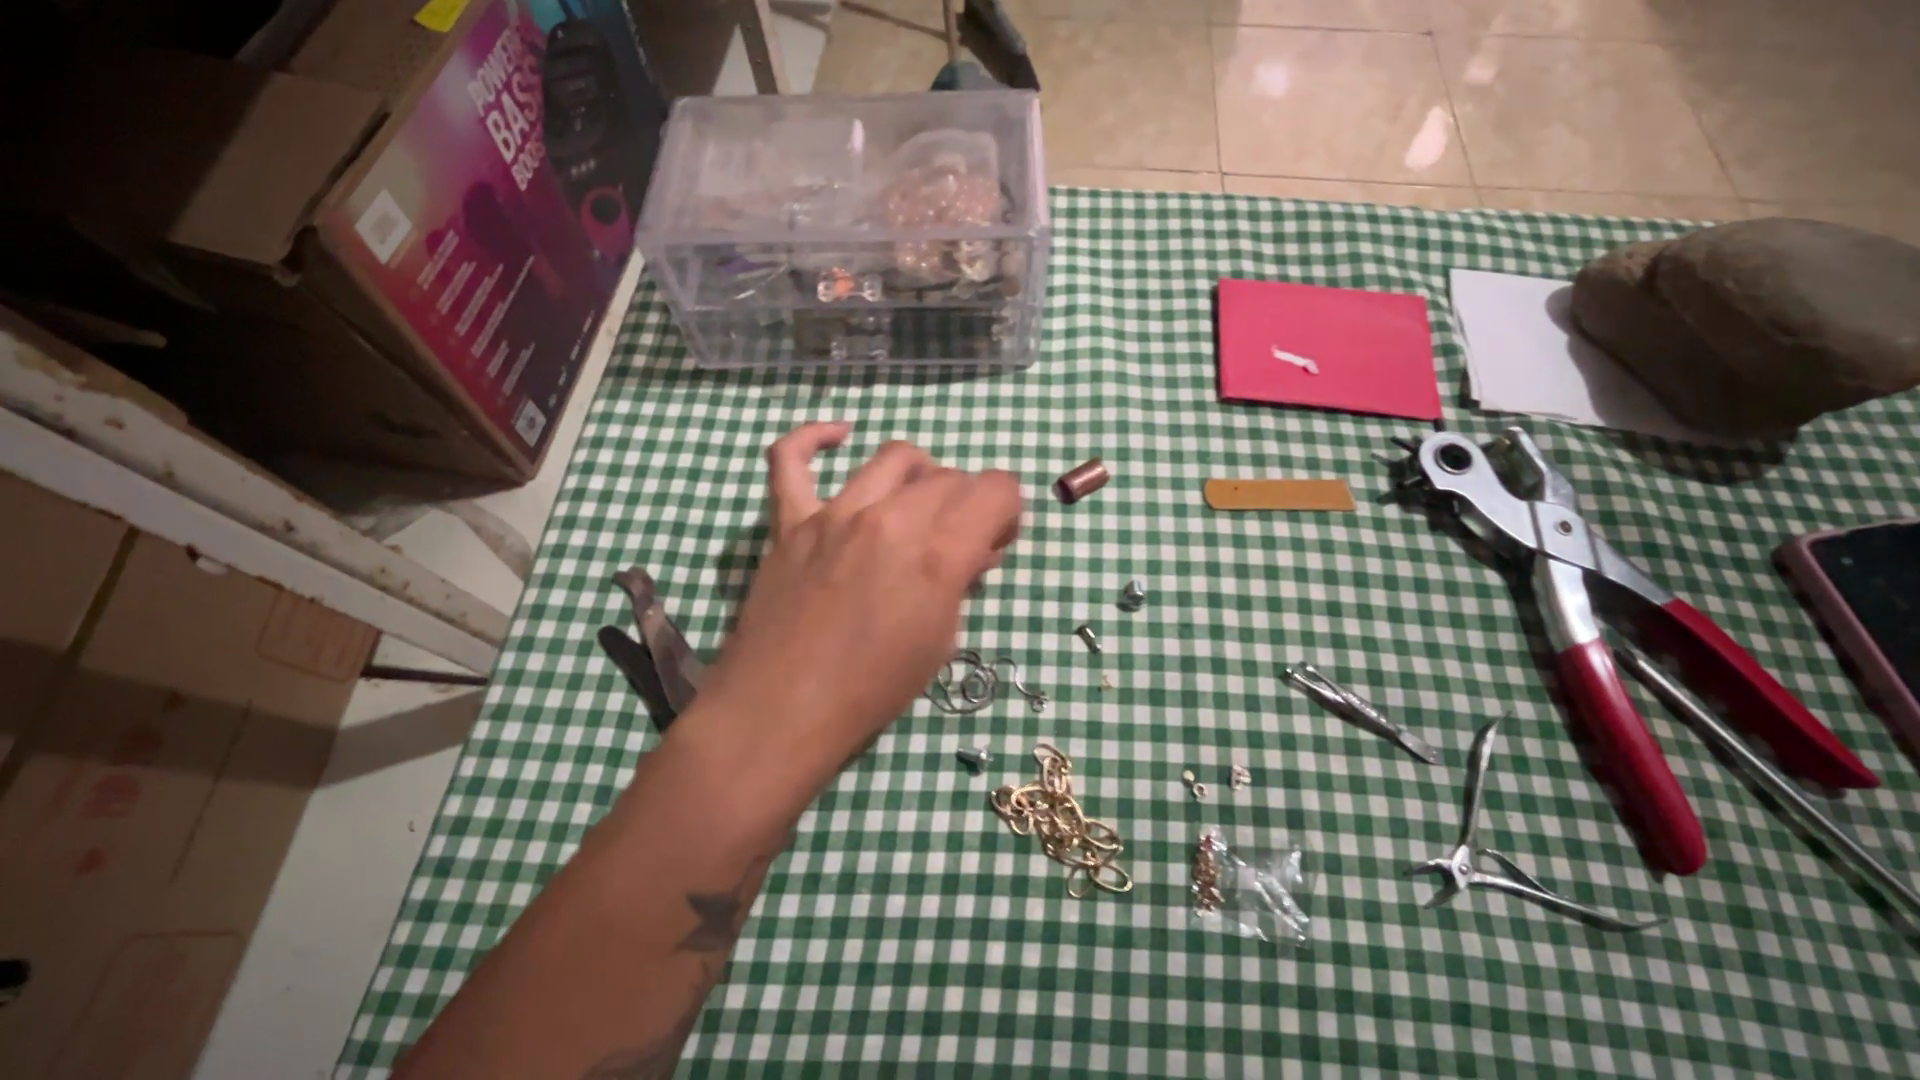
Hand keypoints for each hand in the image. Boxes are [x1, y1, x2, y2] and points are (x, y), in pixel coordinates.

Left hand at [690, 423, 1022, 772]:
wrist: (782, 710)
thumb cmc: (871, 690)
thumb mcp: (939, 642)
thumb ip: (959, 582)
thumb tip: (971, 550)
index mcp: (936, 552)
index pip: (996, 489)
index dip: (1007, 510)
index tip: (997, 538)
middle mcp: (889, 518)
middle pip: (950, 476)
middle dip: (970, 501)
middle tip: (962, 539)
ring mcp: (833, 513)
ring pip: (893, 458)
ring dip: (921, 475)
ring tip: (919, 504)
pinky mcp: (789, 520)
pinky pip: (789, 458)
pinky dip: (815, 438)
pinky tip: (839, 435)